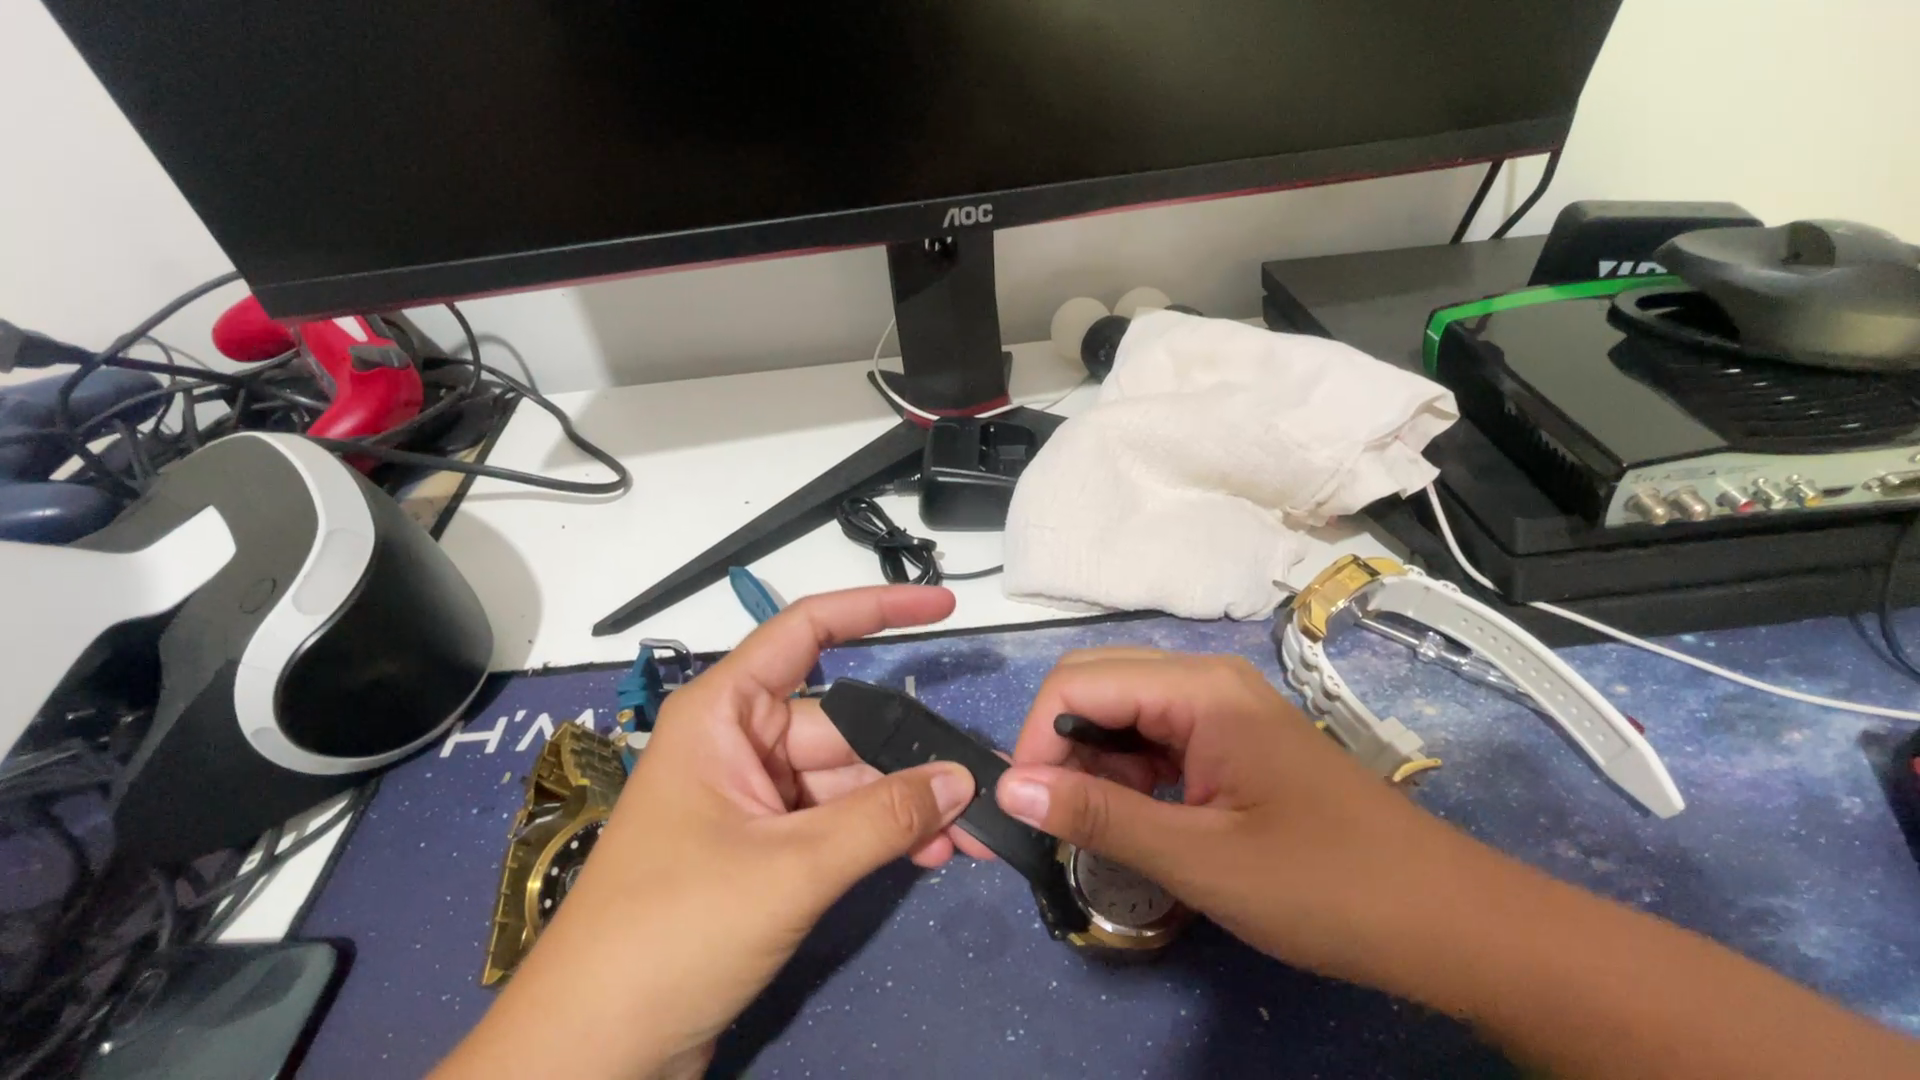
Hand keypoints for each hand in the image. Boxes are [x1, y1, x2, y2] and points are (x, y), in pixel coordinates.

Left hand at [435, 586, 980, 1079]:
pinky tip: (930, 856)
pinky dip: (880, 836)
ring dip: (906, 806)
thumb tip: (962, 779)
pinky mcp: (763, 850)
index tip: (943, 605)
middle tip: (985, 783)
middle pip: (844, 725)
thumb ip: (881, 818)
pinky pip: (836, 823)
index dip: (877, 609)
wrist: (596, 1049)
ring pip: (848, 780)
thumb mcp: (789, 868)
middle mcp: (740, 743)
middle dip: (912, 755)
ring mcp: (752, 799)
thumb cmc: (673, 932)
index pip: (806, 632)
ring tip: (970, 835)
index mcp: (724, 713)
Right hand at [992, 648, 1477, 987]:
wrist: (1448, 922)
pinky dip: (1125, 779)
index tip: (1023, 811)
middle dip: (1054, 748)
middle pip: (1095, 689)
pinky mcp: (1231, 746)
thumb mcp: (1200, 859)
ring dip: (1088, 767)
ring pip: (1122, 717)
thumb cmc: (1327, 886)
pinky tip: (1123, 824)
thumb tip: (1010, 789)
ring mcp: (1222, 713)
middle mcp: (1206, 683)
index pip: (1077, 684)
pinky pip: (1154, 744)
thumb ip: (1100, 816)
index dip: (1036, 740)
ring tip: (1077, 831)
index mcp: (1200, 689)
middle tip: (1040, 821)